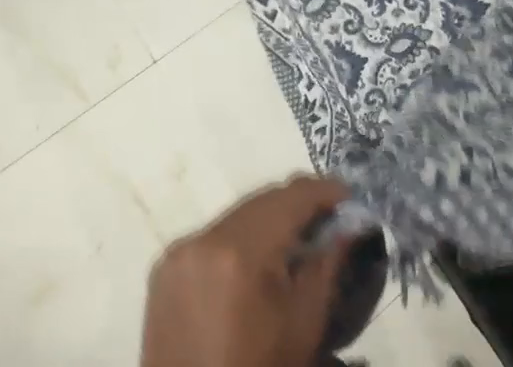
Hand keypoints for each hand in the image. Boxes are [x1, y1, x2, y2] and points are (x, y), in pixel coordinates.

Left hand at [142, 176, 351, 366]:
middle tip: (329, 218)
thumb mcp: (305, 321)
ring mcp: (178, 253)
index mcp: (240, 252)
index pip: (290, 198)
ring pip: (237, 216)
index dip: (323, 191)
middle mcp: (204, 239)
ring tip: (296, 241)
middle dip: (297, 204)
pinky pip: (212, 237)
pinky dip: (240, 239)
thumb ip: (327, 263)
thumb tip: (348, 224)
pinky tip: (257, 263)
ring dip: (269, 220)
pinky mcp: (163, 269)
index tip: (349, 196)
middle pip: (261, 201)